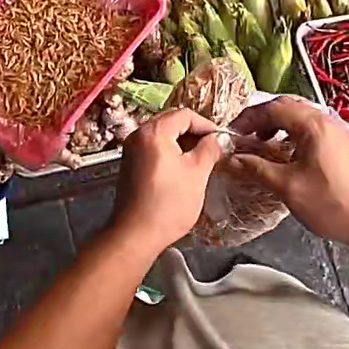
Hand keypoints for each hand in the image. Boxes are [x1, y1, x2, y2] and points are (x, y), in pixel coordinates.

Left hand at [106, 108, 226, 253]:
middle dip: (194, 132)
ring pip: (162, 136)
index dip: (206, 124)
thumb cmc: (167, 204)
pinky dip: (170, 153)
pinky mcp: (130, 165)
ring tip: (200, 160)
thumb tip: (218, 139)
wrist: (135, 234)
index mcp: (153, 132)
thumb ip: (210, 149)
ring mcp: (131, 151)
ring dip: (183, 143)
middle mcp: (138, 136)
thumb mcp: (197, 173)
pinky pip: (153, 148)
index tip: (219, 139)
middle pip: (171, 121)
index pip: (184, 114)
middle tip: (212, 148)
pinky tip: (182, 170)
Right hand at [225, 97, 348, 247]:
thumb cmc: (333, 203)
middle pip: (286, 106)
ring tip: (260, 143)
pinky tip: (283, 152)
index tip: (232, 134)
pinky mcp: (341, 145)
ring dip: (276, 125)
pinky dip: (291, 133)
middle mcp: (326, 121)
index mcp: (313, 125)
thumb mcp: (287, 187)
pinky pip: (310, 128)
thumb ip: (256, 169)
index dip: (247, 118)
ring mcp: (336, 132)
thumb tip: (231, 160)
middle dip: (261, 118)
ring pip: (299, 116)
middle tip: (243, 136)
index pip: (272, 108)